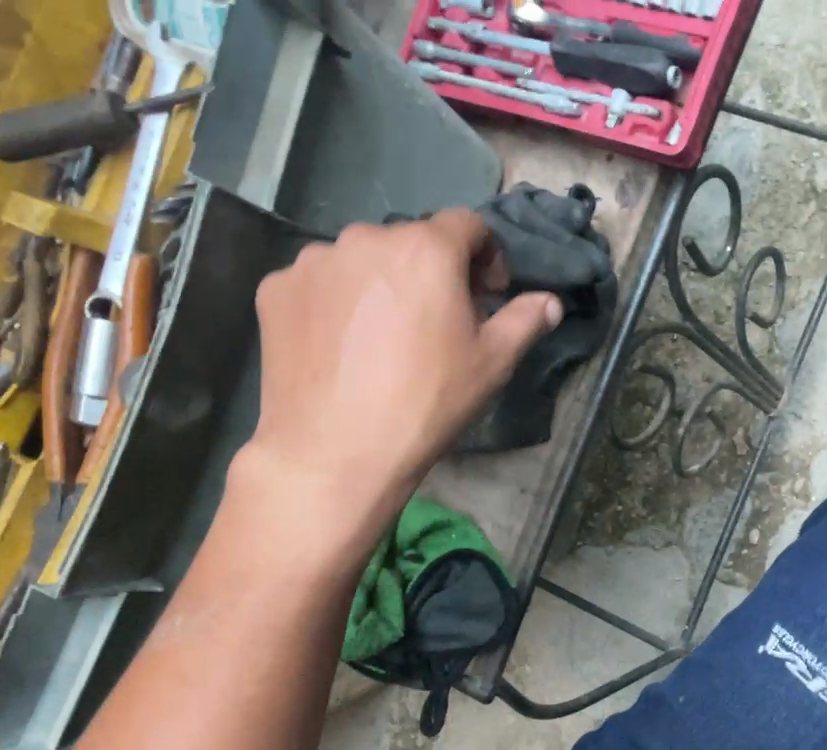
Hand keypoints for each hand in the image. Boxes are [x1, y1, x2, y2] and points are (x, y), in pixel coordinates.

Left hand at [241, 210, 562, 537]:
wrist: (336, 448)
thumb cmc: (428, 401)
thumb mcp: (493, 363)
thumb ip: (525, 321)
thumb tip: (550, 302)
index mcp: (426, 250)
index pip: (467, 224)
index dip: (487, 255)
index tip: (489, 293)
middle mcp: (365, 239)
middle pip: (412, 241)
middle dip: (434, 271)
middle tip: (442, 319)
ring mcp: (313, 261)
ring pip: (364, 259)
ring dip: (385, 282)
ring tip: (389, 334)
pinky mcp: (276, 288)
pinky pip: (322, 282)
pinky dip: (341, 300)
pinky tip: (348, 345)